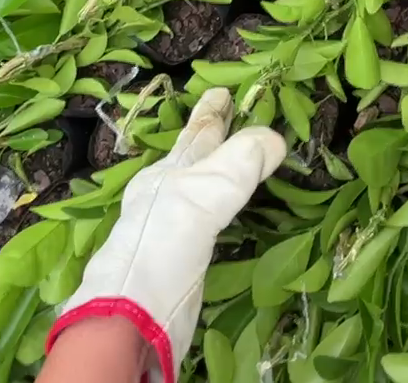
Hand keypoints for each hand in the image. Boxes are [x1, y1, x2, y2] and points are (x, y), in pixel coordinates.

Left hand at [45, 88, 285, 382]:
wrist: (133, 316)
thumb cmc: (164, 243)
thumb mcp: (205, 194)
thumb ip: (239, 163)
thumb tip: (274, 138)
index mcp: (169, 170)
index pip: (198, 132)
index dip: (212, 110)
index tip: (222, 90)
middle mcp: (167, 192)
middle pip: (194, 155)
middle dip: (211, 134)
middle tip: (228, 112)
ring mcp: (171, 226)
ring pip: (198, 185)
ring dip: (215, 168)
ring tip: (231, 158)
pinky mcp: (181, 259)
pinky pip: (206, 218)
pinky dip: (218, 206)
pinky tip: (222, 213)